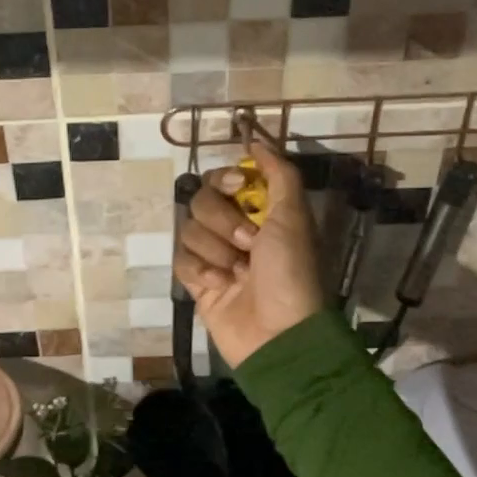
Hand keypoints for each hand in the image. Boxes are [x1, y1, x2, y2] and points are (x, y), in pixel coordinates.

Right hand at [173, 141, 322, 367]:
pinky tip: (220, 286)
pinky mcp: (197, 282)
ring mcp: (214, 256)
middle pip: (201, 199)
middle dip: (223, 220)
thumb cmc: (291, 272)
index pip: (224, 177)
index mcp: (260, 211)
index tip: (238, 185)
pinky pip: (181, 259)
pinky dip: (200, 270)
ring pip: (189, 229)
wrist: (278, 334)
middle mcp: (235, 229)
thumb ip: (279, 174)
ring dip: (216, 250)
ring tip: (238, 273)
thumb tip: (257, 142)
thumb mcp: (294, 217)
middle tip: (248, 244)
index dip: (226, 178)